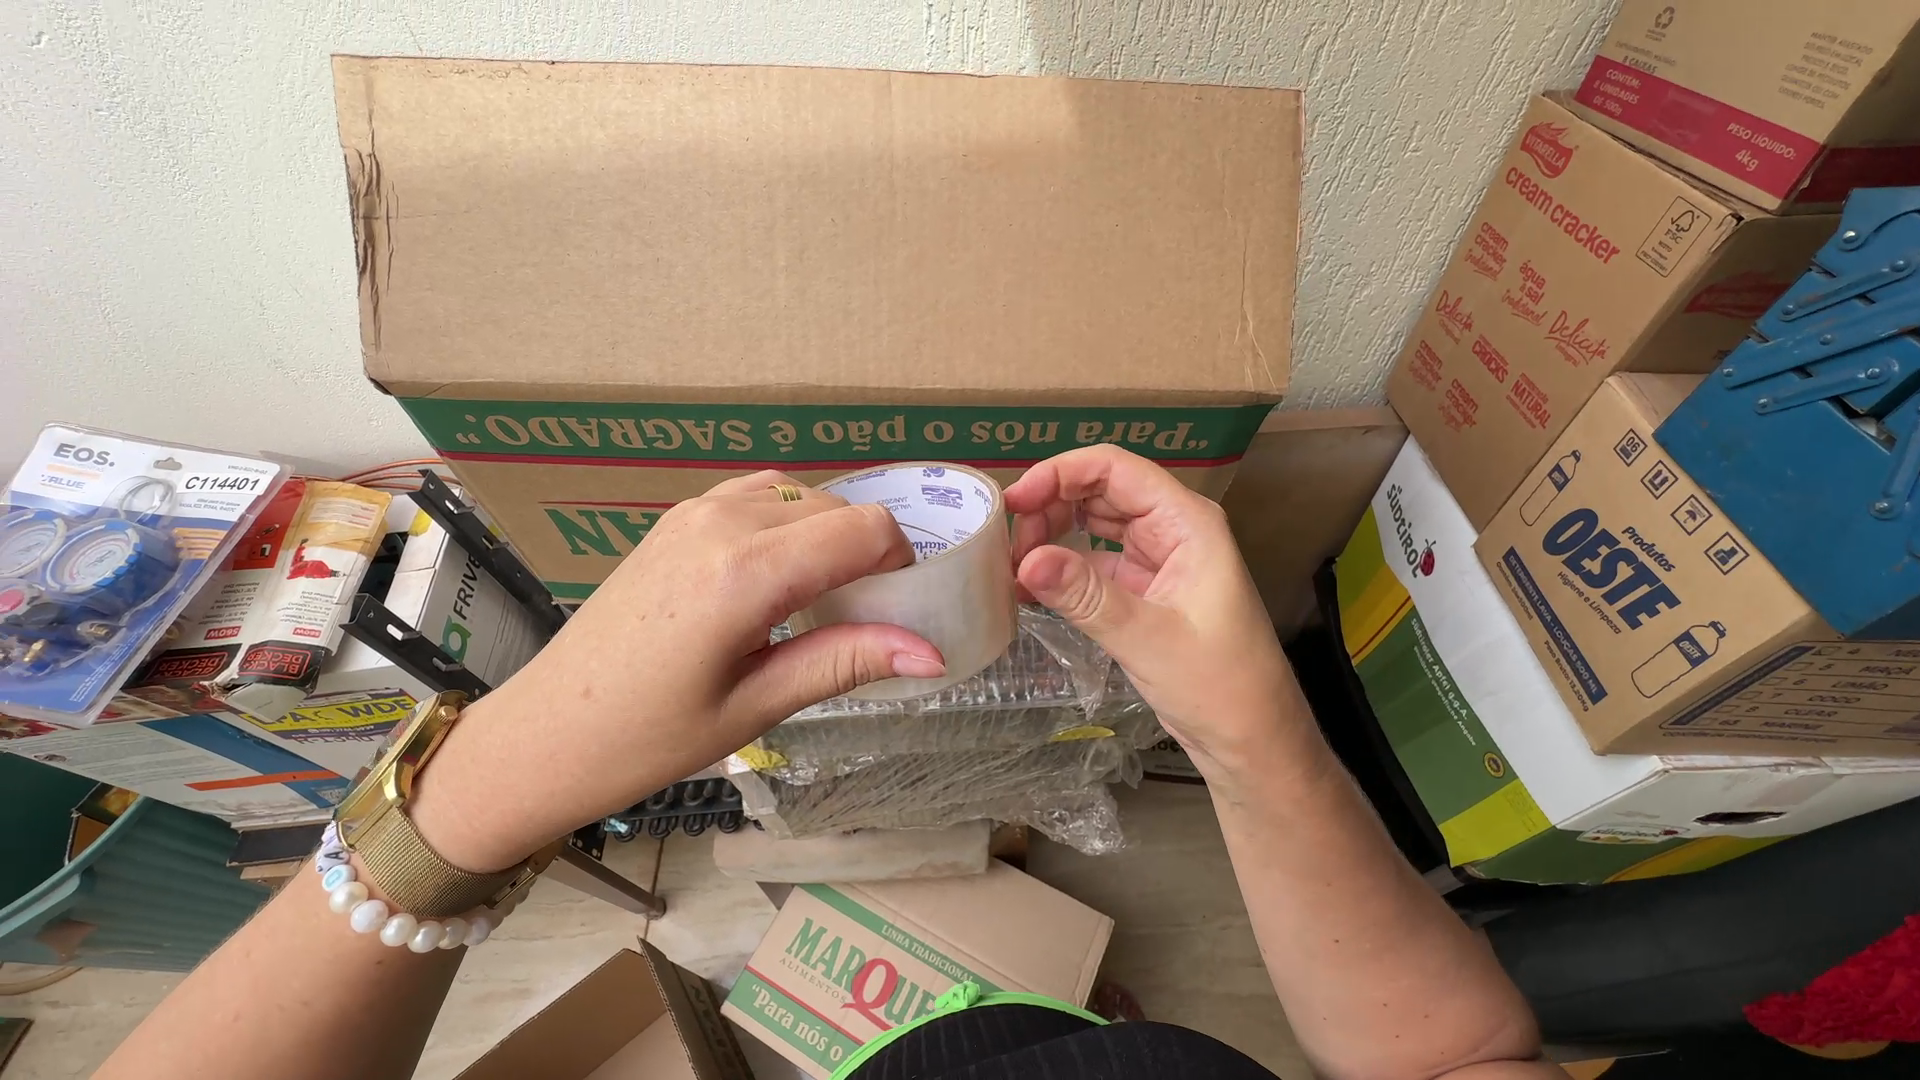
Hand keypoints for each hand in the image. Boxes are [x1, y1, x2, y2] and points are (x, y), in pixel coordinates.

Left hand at [407, 471, 941, 870]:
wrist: (544, 732)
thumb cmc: (648, 738)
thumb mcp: (755, 707)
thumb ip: (845, 662)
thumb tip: (933, 653)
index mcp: (746, 573)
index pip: (865, 530)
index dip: (900, 563)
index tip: (895, 609)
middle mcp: (723, 523)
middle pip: (839, 507)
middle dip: (868, 552)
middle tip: (860, 614)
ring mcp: (693, 512)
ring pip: (800, 494)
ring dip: (828, 533)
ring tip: (819, 595)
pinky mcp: (676, 518)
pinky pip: (758, 495)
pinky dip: (789, 520)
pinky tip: (777, 571)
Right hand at [1005, 446, 1309, 779]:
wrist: (1250, 738)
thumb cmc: (1218, 684)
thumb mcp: (1147, 638)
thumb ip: (1085, 596)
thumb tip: (1025, 561)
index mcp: (1186, 522)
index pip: (1114, 468)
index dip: (1060, 474)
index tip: (1014, 501)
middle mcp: (1170, 529)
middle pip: (1099, 491)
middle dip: (1050, 507)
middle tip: (1009, 546)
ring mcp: (1156, 559)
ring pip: (1092, 526)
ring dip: (1052, 537)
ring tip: (1012, 566)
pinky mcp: (1142, 590)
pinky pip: (1093, 564)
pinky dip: (1062, 571)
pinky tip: (1027, 588)